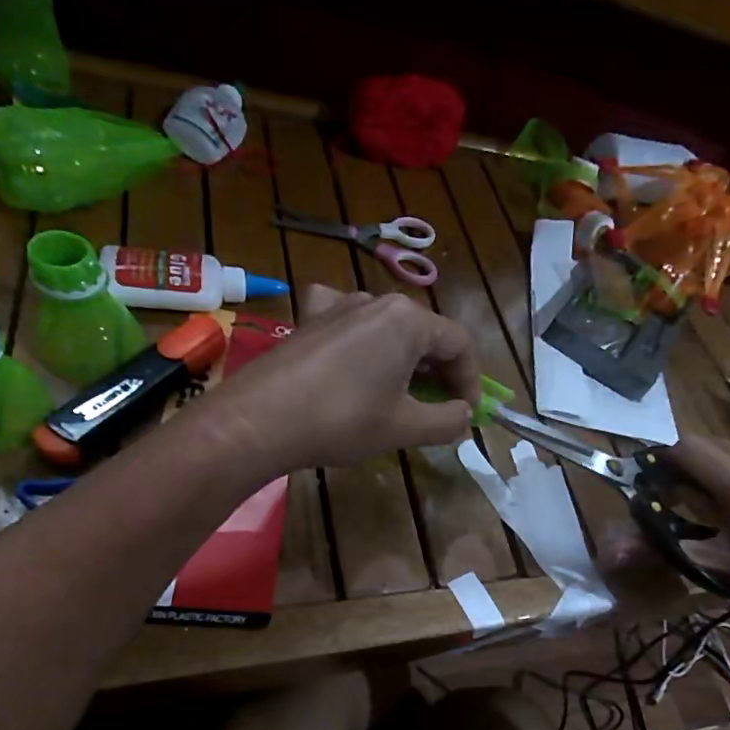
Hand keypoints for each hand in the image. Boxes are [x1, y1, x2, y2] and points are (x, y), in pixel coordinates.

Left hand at [198, 286, 480, 472]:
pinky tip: (349, 357)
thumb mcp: (403, 428)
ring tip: (397, 394)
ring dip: (399, 360)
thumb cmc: (340, 421)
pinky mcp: (306, 323)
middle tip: (436, 408)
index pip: (458, 344)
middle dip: (436, 371)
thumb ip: (446, 420)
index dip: (470, 380)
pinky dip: (356, 341)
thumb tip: (464, 416)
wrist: (258, 420)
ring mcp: (335, 308)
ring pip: (383, 330)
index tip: (467, 414)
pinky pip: (342, 324)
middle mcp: (373, 301)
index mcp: (407, 319)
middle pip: (422, 334)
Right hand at [662, 437, 729, 624]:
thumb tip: (611, 551)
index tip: (649, 479)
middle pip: (709, 445)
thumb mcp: (723, 569)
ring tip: (725, 504)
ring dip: (719, 469)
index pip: (684, 448)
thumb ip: (667, 550)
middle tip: (682, 498)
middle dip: (687, 466)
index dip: (658, 457)